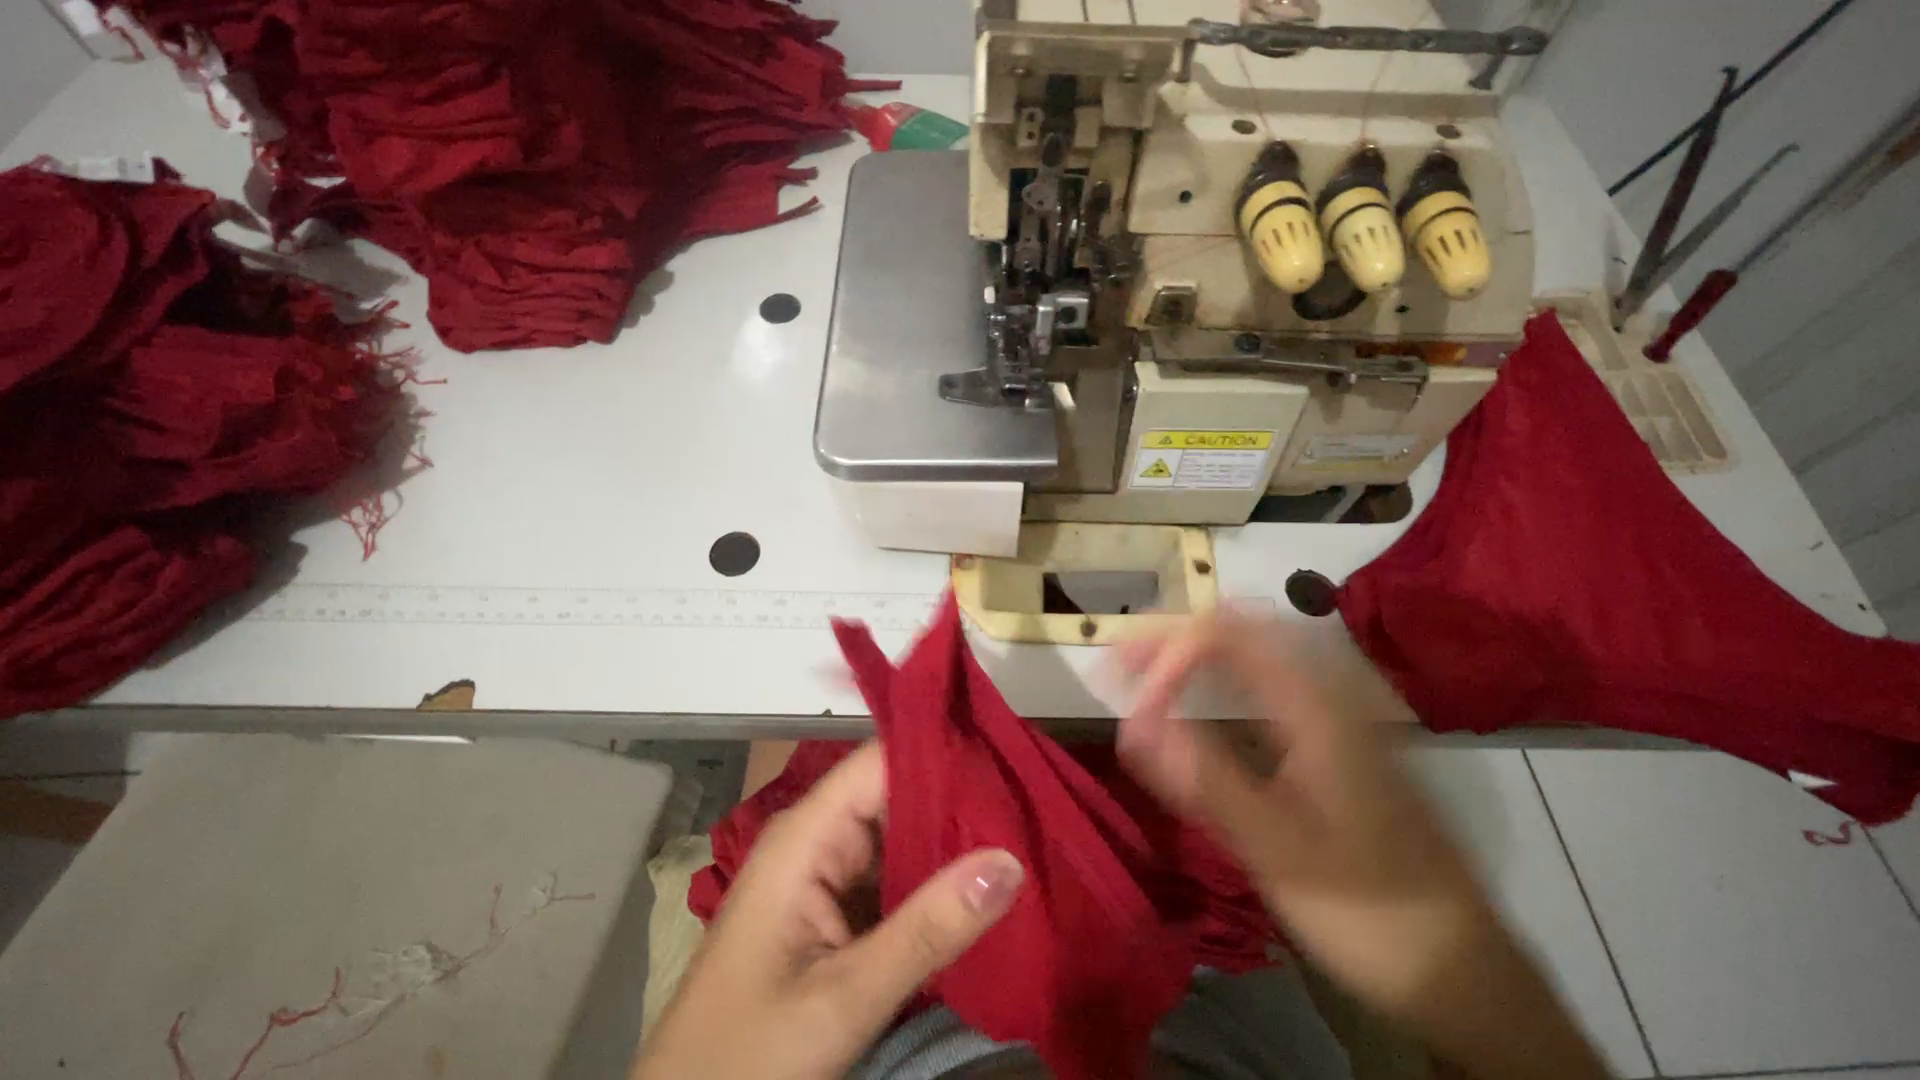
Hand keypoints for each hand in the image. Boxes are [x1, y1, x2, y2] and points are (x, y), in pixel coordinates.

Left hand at [633, 743, 1024, 1079]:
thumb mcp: (844, 997)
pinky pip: (896, 882)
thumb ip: (928, 929)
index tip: (1011, 756)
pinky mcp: (837, 916)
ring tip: (1029, 837)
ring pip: (902, 840)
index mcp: (805, 838)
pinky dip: (939, 885)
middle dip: (963, 800)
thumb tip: (1011, 860)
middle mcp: (817, 843)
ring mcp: (827, 880)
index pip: (882, 763)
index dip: (944, 752)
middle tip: (1036, 803)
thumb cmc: (748, 1052)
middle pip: (898, 797)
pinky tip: (990, 887)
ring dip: (957, 844)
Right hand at [1112, 609, 1496, 1018]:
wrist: (1456, 963)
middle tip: (1118, 665)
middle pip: (1242, 638)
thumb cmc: (1365, 907)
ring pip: (1254, 667)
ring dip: (1195, 666)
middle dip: (1175, 644)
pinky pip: (1265, 700)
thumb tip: (1133, 724)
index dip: (1172, 649)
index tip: (1130, 697)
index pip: (1231, 635)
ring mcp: (1335, 726)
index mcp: (1317, 709)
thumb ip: (1204, 780)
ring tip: (1142, 682)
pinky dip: (1220, 696)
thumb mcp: (1276, 848)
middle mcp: (1327, 701)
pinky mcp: (1333, 754)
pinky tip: (1196, 720)